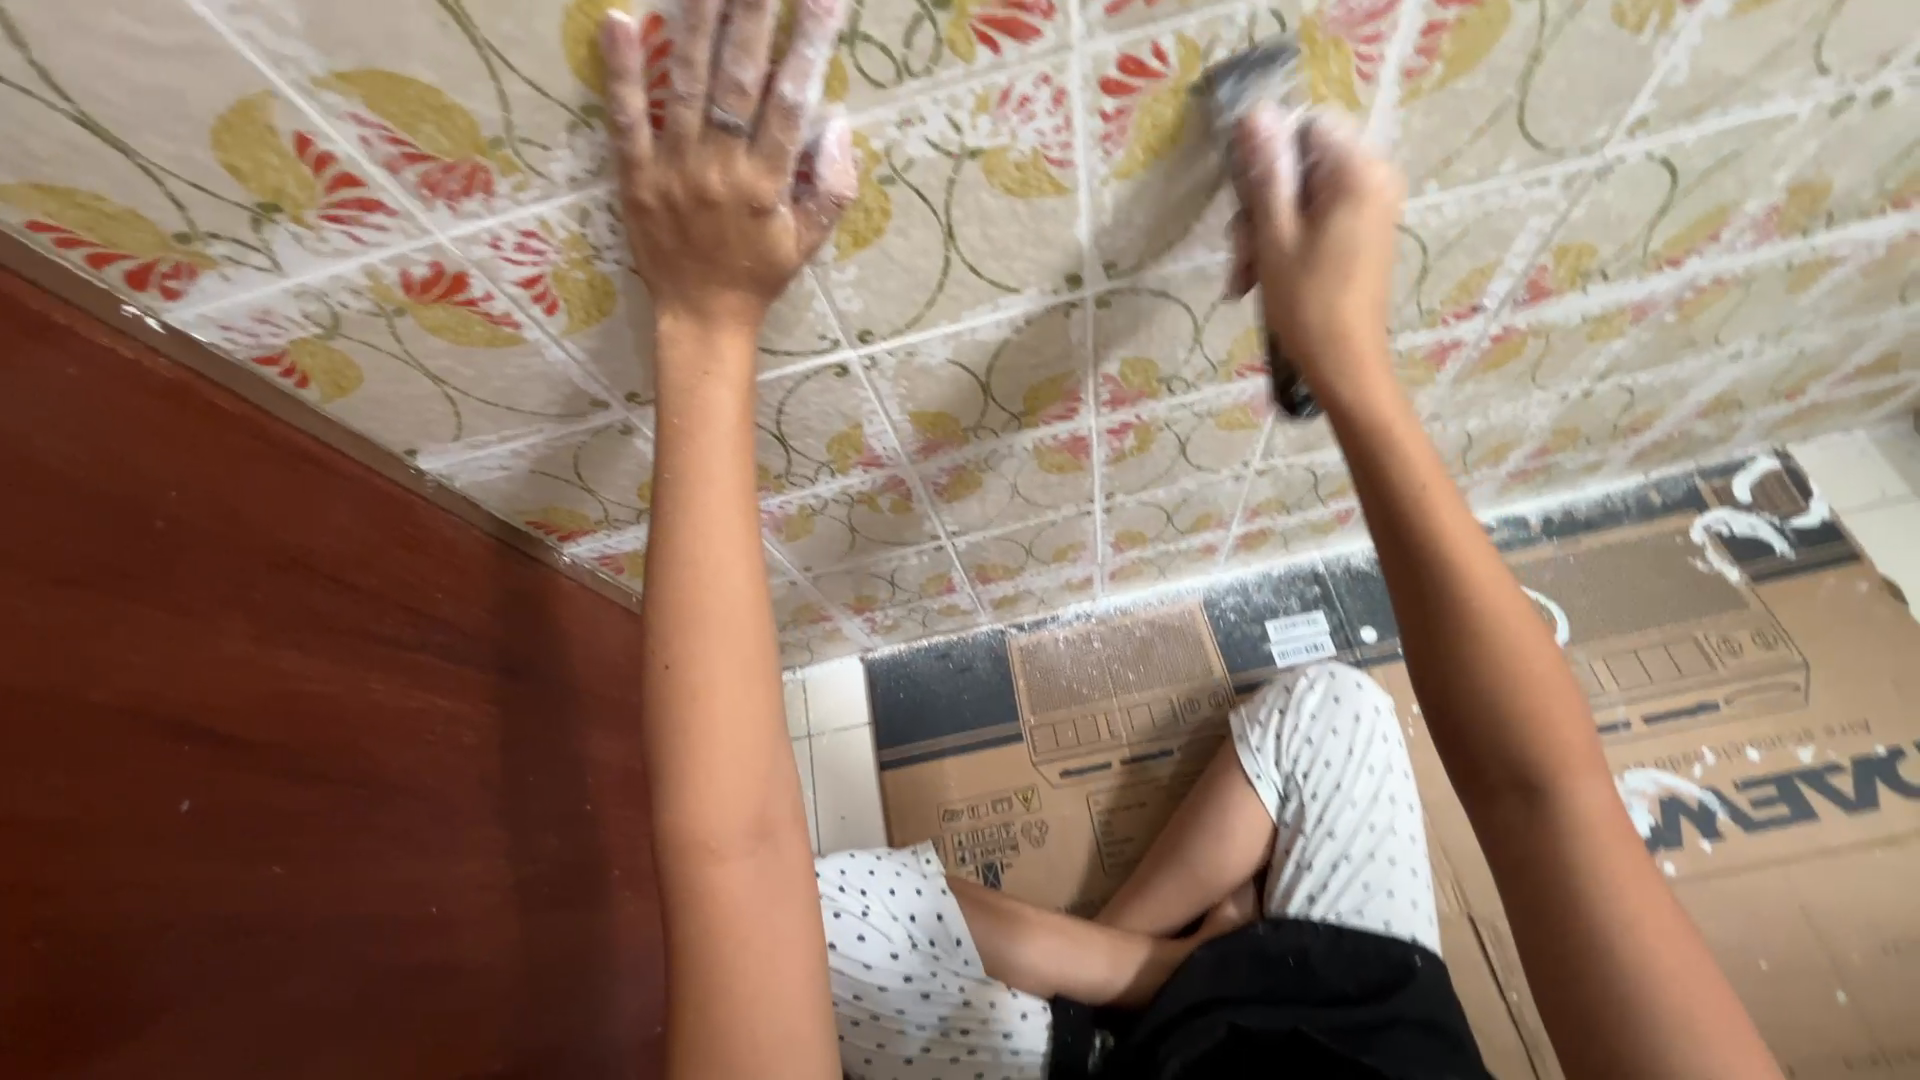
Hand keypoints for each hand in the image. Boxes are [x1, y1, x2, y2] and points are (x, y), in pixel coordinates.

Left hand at [600, 0, 854, 342]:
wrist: (702, 316)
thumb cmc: (759, 276)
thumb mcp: (808, 244)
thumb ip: (831, 189)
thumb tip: (838, 125)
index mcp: (765, 185)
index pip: (790, 103)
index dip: (808, 46)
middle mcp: (720, 168)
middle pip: (738, 79)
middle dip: (752, 13)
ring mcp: (673, 168)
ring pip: (685, 83)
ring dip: (695, 20)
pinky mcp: (635, 174)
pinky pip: (627, 118)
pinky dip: (621, 71)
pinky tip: (619, 19)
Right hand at [1228, 105, 1404, 401]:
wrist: (1344, 363)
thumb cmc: (1307, 303)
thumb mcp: (1274, 236)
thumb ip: (1266, 173)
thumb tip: (1256, 112)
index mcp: (1358, 171)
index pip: (1306, 127)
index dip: (1268, 159)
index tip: (1244, 202)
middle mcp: (1374, 178)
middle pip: (1301, 165)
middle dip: (1259, 209)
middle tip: (1238, 259)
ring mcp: (1370, 206)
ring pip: (1300, 196)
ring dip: (1263, 234)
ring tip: (1243, 280)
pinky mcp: (1362, 231)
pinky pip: (1315, 218)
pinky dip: (1284, 243)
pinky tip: (1259, 279)